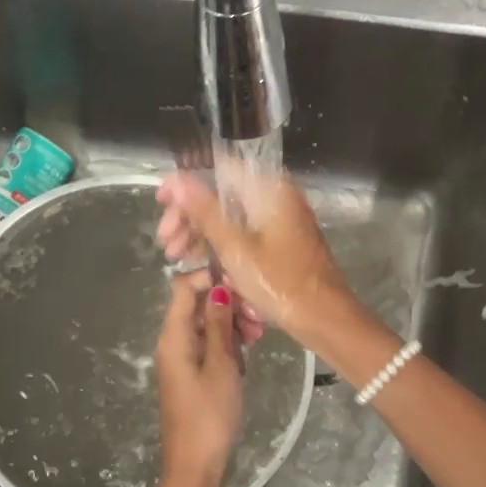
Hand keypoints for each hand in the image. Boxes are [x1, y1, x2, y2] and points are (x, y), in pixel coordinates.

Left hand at [154, 271, 242, 484]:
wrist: (195, 463)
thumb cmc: (210, 415)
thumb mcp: (222, 366)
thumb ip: (221, 325)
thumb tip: (218, 287)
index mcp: (173, 336)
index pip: (183, 286)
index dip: (211, 278)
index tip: (243, 287)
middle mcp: (172, 342)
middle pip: (197, 305)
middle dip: (228, 304)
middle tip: (258, 322)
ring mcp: (181, 359)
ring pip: (207, 326)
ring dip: (232, 327)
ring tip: (257, 340)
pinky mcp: (191, 375)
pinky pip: (208, 347)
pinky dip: (227, 345)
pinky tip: (246, 357)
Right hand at [155, 162, 358, 345]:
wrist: (325, 317)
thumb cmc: (280, 283)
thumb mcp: (235, 249)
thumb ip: (204, 212)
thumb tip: (176, 180)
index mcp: (268, 188)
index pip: (217, 169)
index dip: (184, 183)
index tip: (161, 204)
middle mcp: (276, 196)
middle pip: (222, 193)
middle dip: (189, 215)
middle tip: (166, 242)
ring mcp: (280, 219)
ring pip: (230, 216)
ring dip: (201, 233)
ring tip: (176, 257)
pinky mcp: (281, 241)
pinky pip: (244, 233)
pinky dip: (221, 244)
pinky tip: (201, 262)